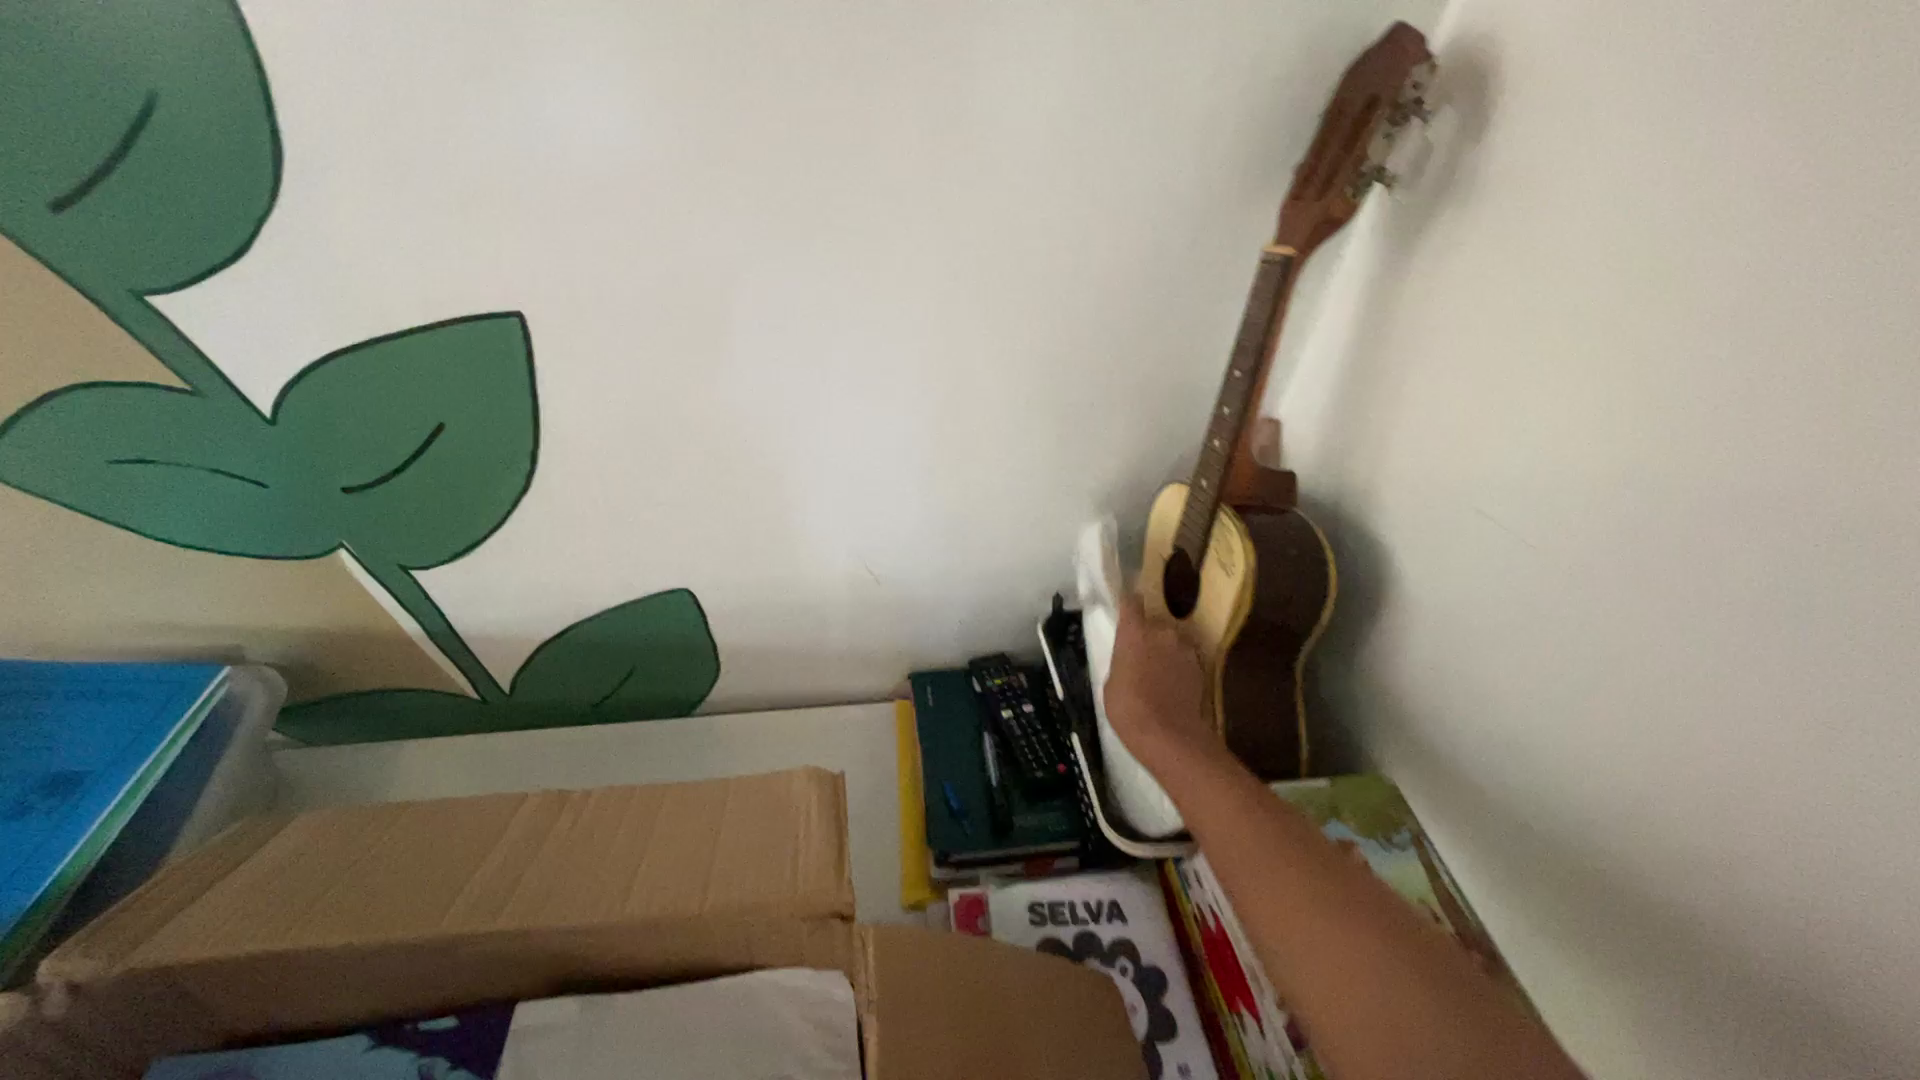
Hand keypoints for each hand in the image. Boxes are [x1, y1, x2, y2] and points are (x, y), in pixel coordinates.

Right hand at [1104, 593, 1231, 780]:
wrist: (1169, 735)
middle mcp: (1162, 631)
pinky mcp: (1201, 666)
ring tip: (1158, 674)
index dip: (1128, 603)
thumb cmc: (1128, 709)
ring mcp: (1186, 648)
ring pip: (1172, 641)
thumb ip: (1122, 661)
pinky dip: (1179, 666)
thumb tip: (1130, 658)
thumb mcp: (1111, 683)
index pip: (1131, 602)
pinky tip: (1173, 685)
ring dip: (1166, 650)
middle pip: (1155, 622)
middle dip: (1148, 634)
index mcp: (1134, 632)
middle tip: (1140, 655)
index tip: (1125, 606)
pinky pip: (1185, 658)